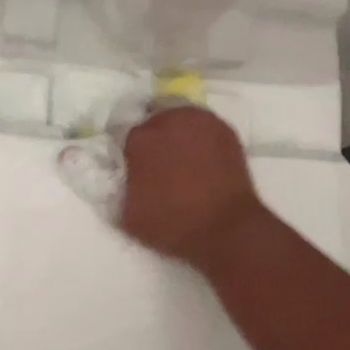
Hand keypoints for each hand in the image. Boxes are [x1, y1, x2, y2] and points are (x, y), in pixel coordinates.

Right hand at [119, 104, 265, 263]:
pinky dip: (202, 137)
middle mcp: (167, 120)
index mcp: (140, 139)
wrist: (226, 230)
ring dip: (180, 133)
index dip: (135, 156)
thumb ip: (123, 187)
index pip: (131, 138)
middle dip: (157, 139)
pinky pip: (205, 126)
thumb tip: (127, 176)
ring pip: (182, 119)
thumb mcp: (129, 215)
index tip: (141, 170)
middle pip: (155, 121)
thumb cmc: (174, 226)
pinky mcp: (223, 128)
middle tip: (164, 163)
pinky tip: (206, 157)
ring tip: (186, 157)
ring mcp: (198, 120)